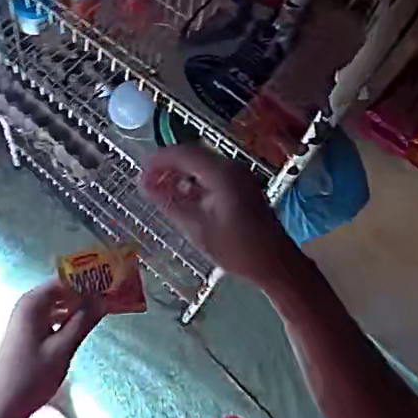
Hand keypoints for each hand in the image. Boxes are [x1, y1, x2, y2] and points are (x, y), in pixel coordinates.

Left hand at [0, 280, 102, 417]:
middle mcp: (28, 304)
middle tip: (111, 293)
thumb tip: (104, 299)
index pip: (64, 277)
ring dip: (78, 304)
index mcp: (33, 302)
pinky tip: (83, 322)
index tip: (110, 278)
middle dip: (85, 290)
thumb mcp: (62, 349)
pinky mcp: (28, 332)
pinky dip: (68, 316)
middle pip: (61, 288)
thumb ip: (83, 321)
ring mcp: (26, 318)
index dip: (87, 276)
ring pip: (57, 303)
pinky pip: (52, 315)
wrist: (1, 408)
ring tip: (103, 305)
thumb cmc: (30, 377)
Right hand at [140, 145, 304, 289]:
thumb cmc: (237, 248)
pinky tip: (183, 197)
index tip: (141, 169)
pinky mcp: (242, 186)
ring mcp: (239, 176)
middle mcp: (231, 168)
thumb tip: (144, 184)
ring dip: (180, 173)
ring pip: (202, 165)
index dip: (160, 159)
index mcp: (221, 174)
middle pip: (193, 156)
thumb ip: (169, 202)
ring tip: (160, 188)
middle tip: (147, 180)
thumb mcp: (197, 227)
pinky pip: (212, 175)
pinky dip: (194, 181)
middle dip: (168, 165)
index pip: (184, 154)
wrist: (276, 264)